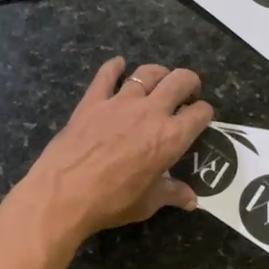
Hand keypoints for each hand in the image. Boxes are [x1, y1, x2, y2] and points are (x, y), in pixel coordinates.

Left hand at [17, 57, 214, 247]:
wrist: (64, 193)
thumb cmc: (112, 201)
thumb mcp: (147, 203)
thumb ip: (171, 194)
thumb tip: (191, 199)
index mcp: (170, 137)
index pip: (199, 114)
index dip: (204, 113)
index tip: (201, 117)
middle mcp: (150, 112)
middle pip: (179, 81)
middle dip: (189, 82)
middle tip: (187, 92)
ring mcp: (120, 102)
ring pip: (146, 73)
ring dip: (158, 73)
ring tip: (158, 80)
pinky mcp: (92, 101)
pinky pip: (106, 75)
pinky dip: (113, 66)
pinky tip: (117, 64)